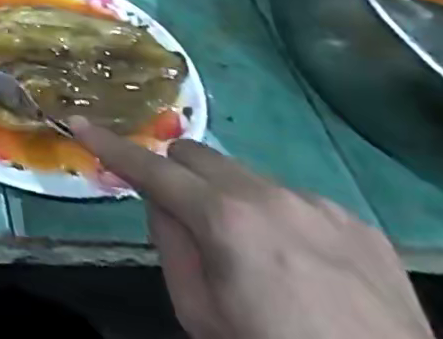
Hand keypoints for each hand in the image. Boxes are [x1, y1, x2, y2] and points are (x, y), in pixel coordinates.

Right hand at [71, 119, 432, 338]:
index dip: (112, 147)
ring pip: (252, 179)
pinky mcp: (360, 225)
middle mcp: (270, 193)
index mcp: (225, 219)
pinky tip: (310, 276)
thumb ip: (173, 249)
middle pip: (199, 157)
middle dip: (180, 178)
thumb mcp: (202, 319)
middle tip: (189, 223)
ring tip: (264, 264)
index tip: (82, 123)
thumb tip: (164, 204)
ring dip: (237, 203)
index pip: (153, 170)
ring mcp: (320, 204)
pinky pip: (303, 205)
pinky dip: (286, 224)